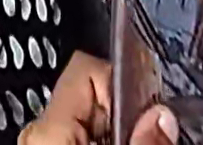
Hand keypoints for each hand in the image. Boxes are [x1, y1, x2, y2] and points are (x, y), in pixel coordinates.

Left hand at [18, 53, 177, 144]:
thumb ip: (140, 142)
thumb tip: (163, 115)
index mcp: (47, 126)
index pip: (87, 66)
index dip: (123, 80)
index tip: (153, 106)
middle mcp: (40, 132)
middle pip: (94, 94)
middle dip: (129, 112)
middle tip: (155, 134)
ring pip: (94, 121)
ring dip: (124, 132)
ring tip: (146, 141)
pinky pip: (87, 137)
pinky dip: (111, 141)